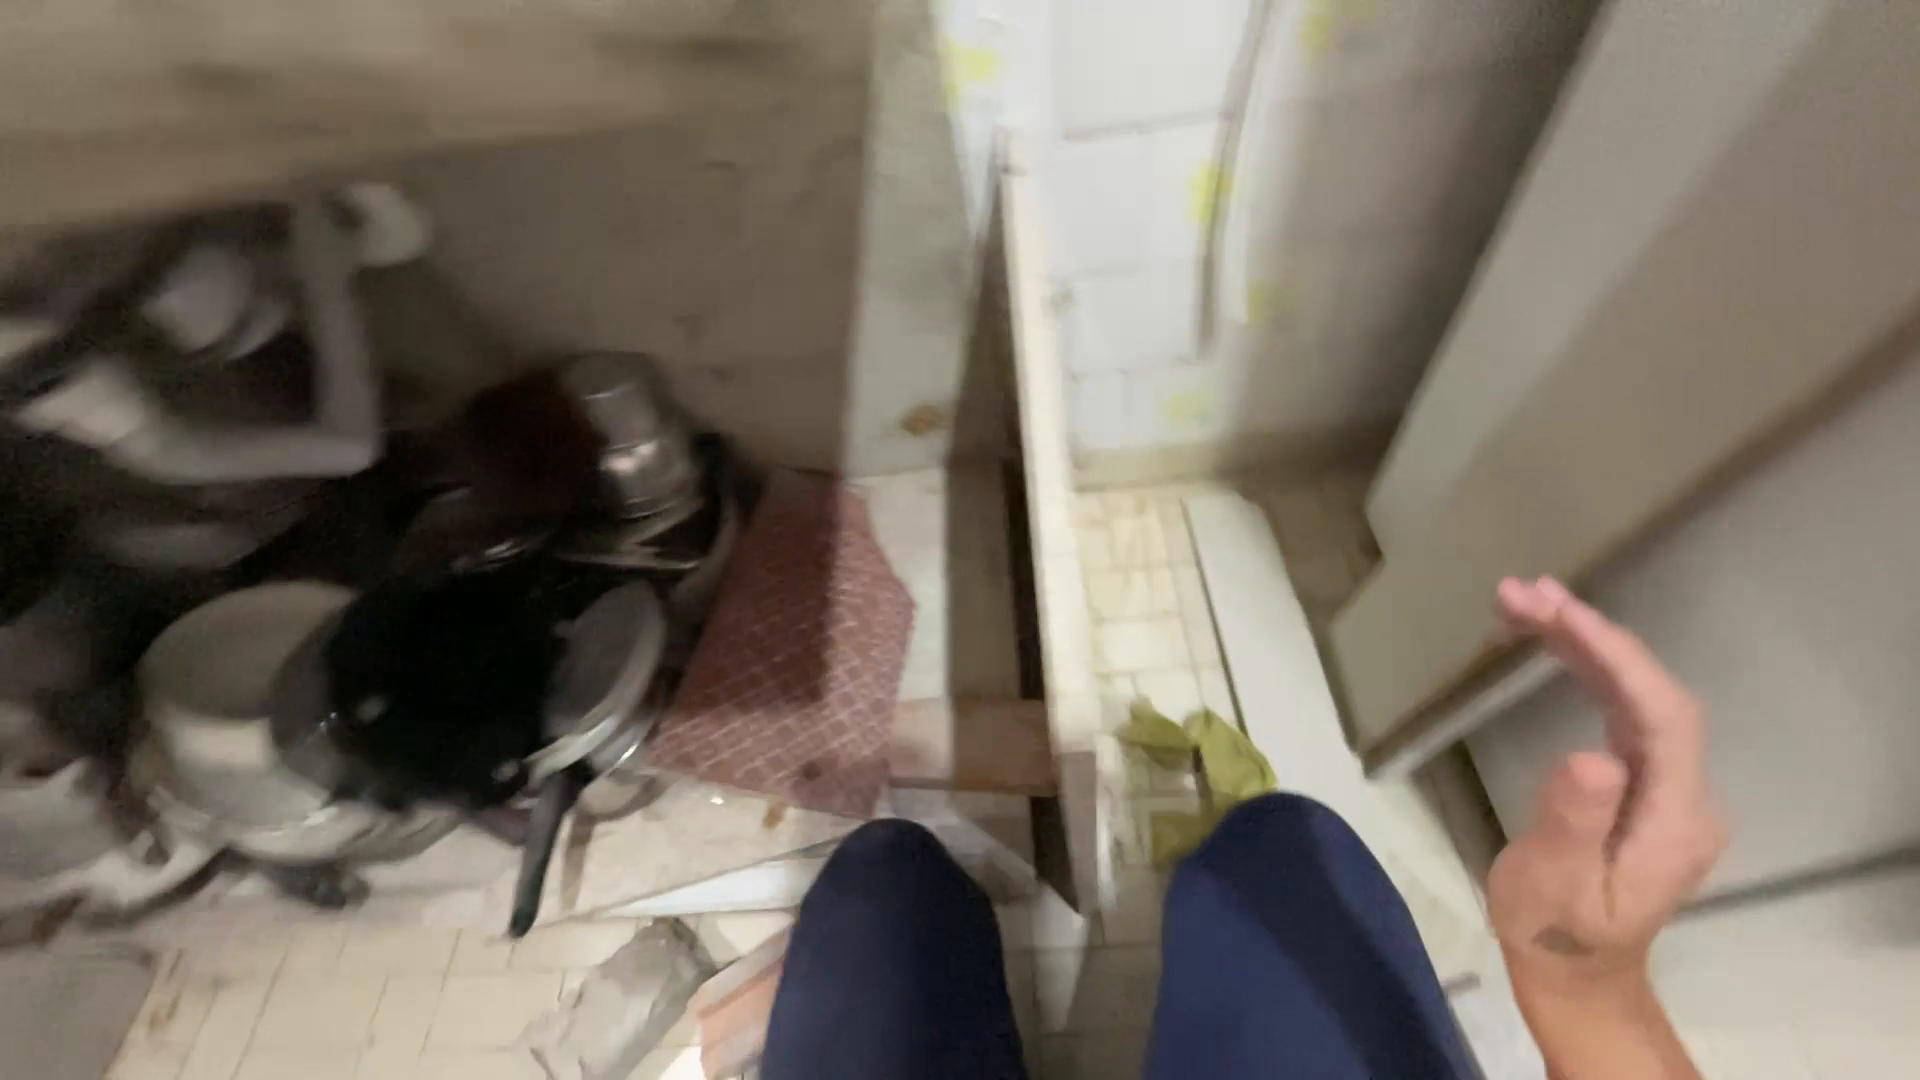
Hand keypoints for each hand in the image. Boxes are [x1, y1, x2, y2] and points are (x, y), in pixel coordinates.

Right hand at [1486, 577, 1725, 998]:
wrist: (1572, 965)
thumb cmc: (1556, 926)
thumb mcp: (1558, 881)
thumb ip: (1576, 822)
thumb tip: (1590, 759)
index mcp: (1673, 814)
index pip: (1661, 714)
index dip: (1615, 655)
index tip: (1554, 611)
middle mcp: (1680, 790)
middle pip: (1649, 693)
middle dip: (1590, 635)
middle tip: (1519, 592)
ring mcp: (1660, 784)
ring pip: (1635, 693)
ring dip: (1583, 642)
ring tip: (1522, 602)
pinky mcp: (1633, 780)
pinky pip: (1618, 708)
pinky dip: (1583, 667)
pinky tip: (1550, 643)